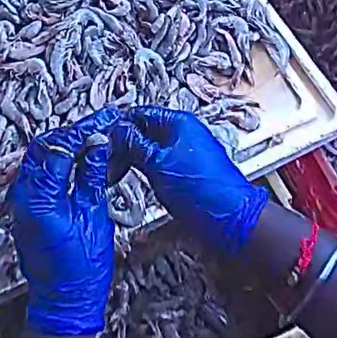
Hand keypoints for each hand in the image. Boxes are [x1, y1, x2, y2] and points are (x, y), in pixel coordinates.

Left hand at [12, 122, 116, 335]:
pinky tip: (76, 160)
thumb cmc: (82, 269)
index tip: (103, 123)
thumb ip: (93, 174)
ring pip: (38, 157)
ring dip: (63, 146)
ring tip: (90, 141)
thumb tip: (98, 143)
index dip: (83, 132)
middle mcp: (23, 195)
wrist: (64, 304)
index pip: (59, 148)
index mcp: (39, 197)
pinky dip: (56, 161)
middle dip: (71, 135)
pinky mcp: (24, 207)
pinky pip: (37, 173)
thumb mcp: (94, 215)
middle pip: (43, 147)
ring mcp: (20, 201)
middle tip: (97, 128)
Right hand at [121, 108, 266, 255]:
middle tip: (107, 161)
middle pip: (143, 132)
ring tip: (116, 174)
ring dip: (132, 160)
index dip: (118, 126)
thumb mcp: (158, 163)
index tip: (102, 139)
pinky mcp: (187, 174)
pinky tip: (136, 182)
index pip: (139, 113)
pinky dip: (145, 172)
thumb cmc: (203, 190)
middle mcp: (183, 134)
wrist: (234, 223)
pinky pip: (159, 166)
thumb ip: (134, 144)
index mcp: (178, 122)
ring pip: (150, 150)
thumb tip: (116, 130)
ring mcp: (185, 154)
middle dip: (123, 145)